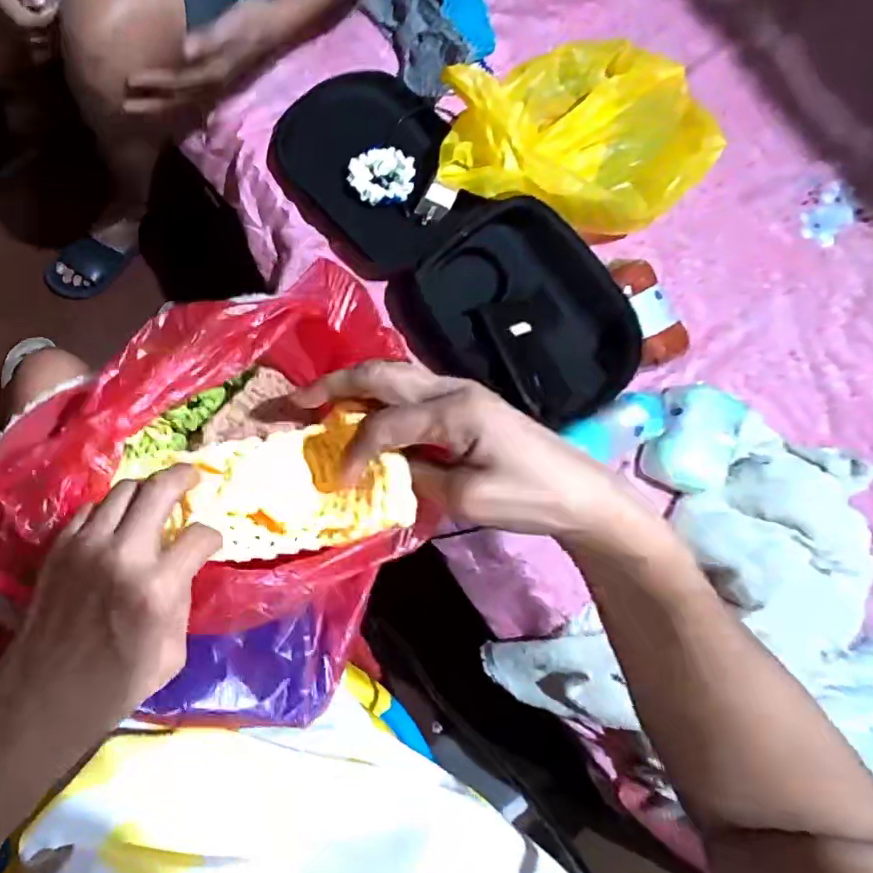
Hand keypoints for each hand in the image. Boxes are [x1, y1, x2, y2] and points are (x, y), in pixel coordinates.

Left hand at [0, 465, 220, 771]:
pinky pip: (92, 508)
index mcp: (156, 588)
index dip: (211, 537)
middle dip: (182, 478)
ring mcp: (86, 545)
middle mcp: (122, 555)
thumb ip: (181, 601)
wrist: (47, 689)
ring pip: (123, 491)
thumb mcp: (171, 653)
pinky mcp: (61, 545)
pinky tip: (118, 520)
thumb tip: (183, 568)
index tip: (211, 541)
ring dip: (145, 490)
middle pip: (158, 491)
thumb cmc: (116, 683)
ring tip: (155, 496)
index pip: (197, 537)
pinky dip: (111, 508)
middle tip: (191, 477)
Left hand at [124, 0, 294, 114]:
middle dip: (150, 105)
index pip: (174, 82)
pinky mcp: (219, 86)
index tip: (129, 82)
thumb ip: (208, 40)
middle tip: (123, 107)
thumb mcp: (231, 26)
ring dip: (160, 109)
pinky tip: (165, 108)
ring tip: (139, 110)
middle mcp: (211, 88)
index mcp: (210, 74)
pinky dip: (175, 107)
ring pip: (182, 106)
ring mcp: (216, 91)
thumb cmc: (252, 19)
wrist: (276, 26)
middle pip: (175, 101)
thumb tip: (184, 51)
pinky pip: (191, 102)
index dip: (152, 84)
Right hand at [295, 360, 659, 544]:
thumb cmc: (531, 497)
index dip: (354, 453)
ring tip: (312, 400)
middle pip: (378, 374)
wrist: (583, 492)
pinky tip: (355, 408)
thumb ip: (416, 476)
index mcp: (455, 411)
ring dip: (347, 384)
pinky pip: (404, 387)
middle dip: (329, 387)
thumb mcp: (468, 499)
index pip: (383, 424)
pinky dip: (371, 394)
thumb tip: (382, 465)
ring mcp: (457, 388)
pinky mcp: (461, 400)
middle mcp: (451, 387)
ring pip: (389, 373)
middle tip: (290, 402)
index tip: (338, 483)